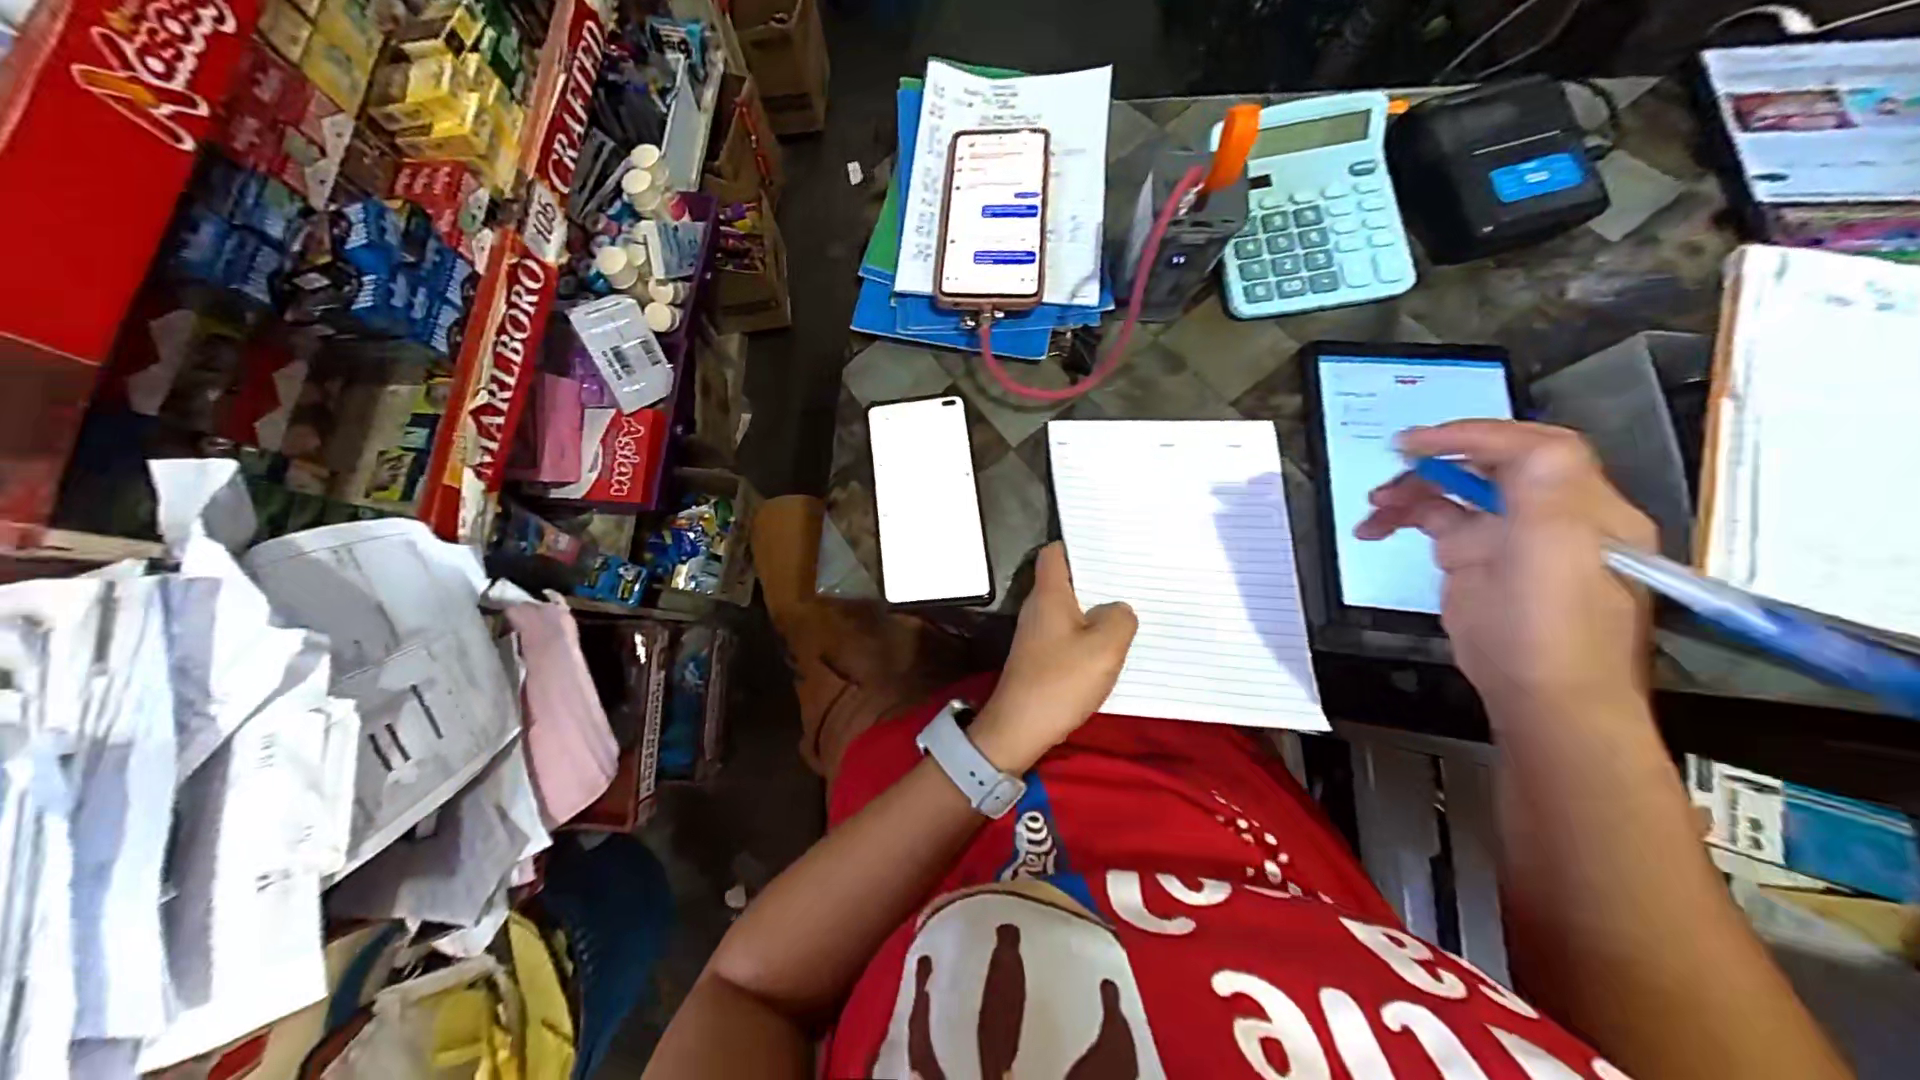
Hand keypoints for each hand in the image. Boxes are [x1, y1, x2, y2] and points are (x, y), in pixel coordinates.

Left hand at [971, 543, 1137, 771]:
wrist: (1020, 726)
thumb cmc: (1061, 680)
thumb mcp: (1105, 647)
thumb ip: (1120, 619)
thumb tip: (1118, 610)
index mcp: (1049, 595)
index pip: (1055, 554)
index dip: (1078, 545)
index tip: (1108, 547)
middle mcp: (1038, 608)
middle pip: (1066, 581)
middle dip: (1096, 579)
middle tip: (1132, 578)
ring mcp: (1036, 633)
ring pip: (1070, 609)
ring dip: (1095, 609)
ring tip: (1129, 609)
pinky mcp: (1039, 656)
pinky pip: (1068, 634)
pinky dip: (1087, 635)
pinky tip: (1110, 645)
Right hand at [1354, 421, 1656, 722]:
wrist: (1541, 698)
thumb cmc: (1553, 632)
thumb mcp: (1558, 554)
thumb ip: (1545, 492)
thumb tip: (1521, 446)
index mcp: (1582, 507)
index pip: (1531, 447)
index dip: (1474, 434)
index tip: (1418, 442)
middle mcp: (1547, 515)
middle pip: (1486, 466)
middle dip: (1435, 464)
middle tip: (1392, 473)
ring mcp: (1508, 539)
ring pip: (1454, 494)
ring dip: (1411, 492)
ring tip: (1374, 508)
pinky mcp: (1474, 562)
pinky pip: (1436, 523)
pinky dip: (1405, 519)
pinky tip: (1379, 529)